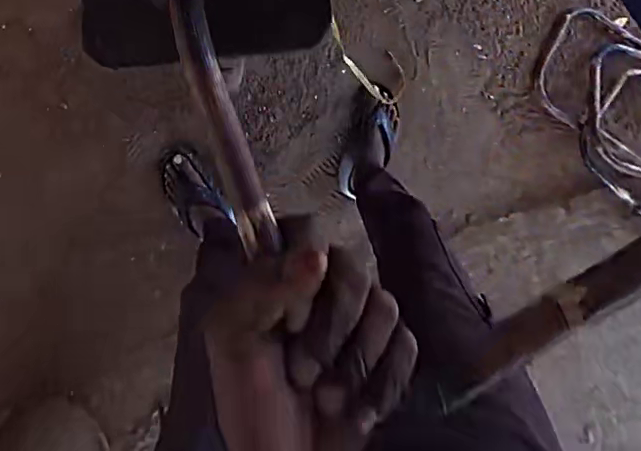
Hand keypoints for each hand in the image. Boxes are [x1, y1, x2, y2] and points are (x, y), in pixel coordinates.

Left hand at [204, 239, 417, 450]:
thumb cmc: (245, 390)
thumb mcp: (233, 333)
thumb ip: (264, 286)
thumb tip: (317, 255)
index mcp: (278, 264)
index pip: (308, 228)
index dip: (305, 269)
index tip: (290, 320)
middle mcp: (321, 279)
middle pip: (352, 268)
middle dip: (331, 329)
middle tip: (303, 373)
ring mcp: (358, 315)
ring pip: (385, 305)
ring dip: (356, 362)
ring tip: (325, 399)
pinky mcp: (387, 354)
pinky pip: (407, 346)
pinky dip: (383, 385)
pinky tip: (355, 412)